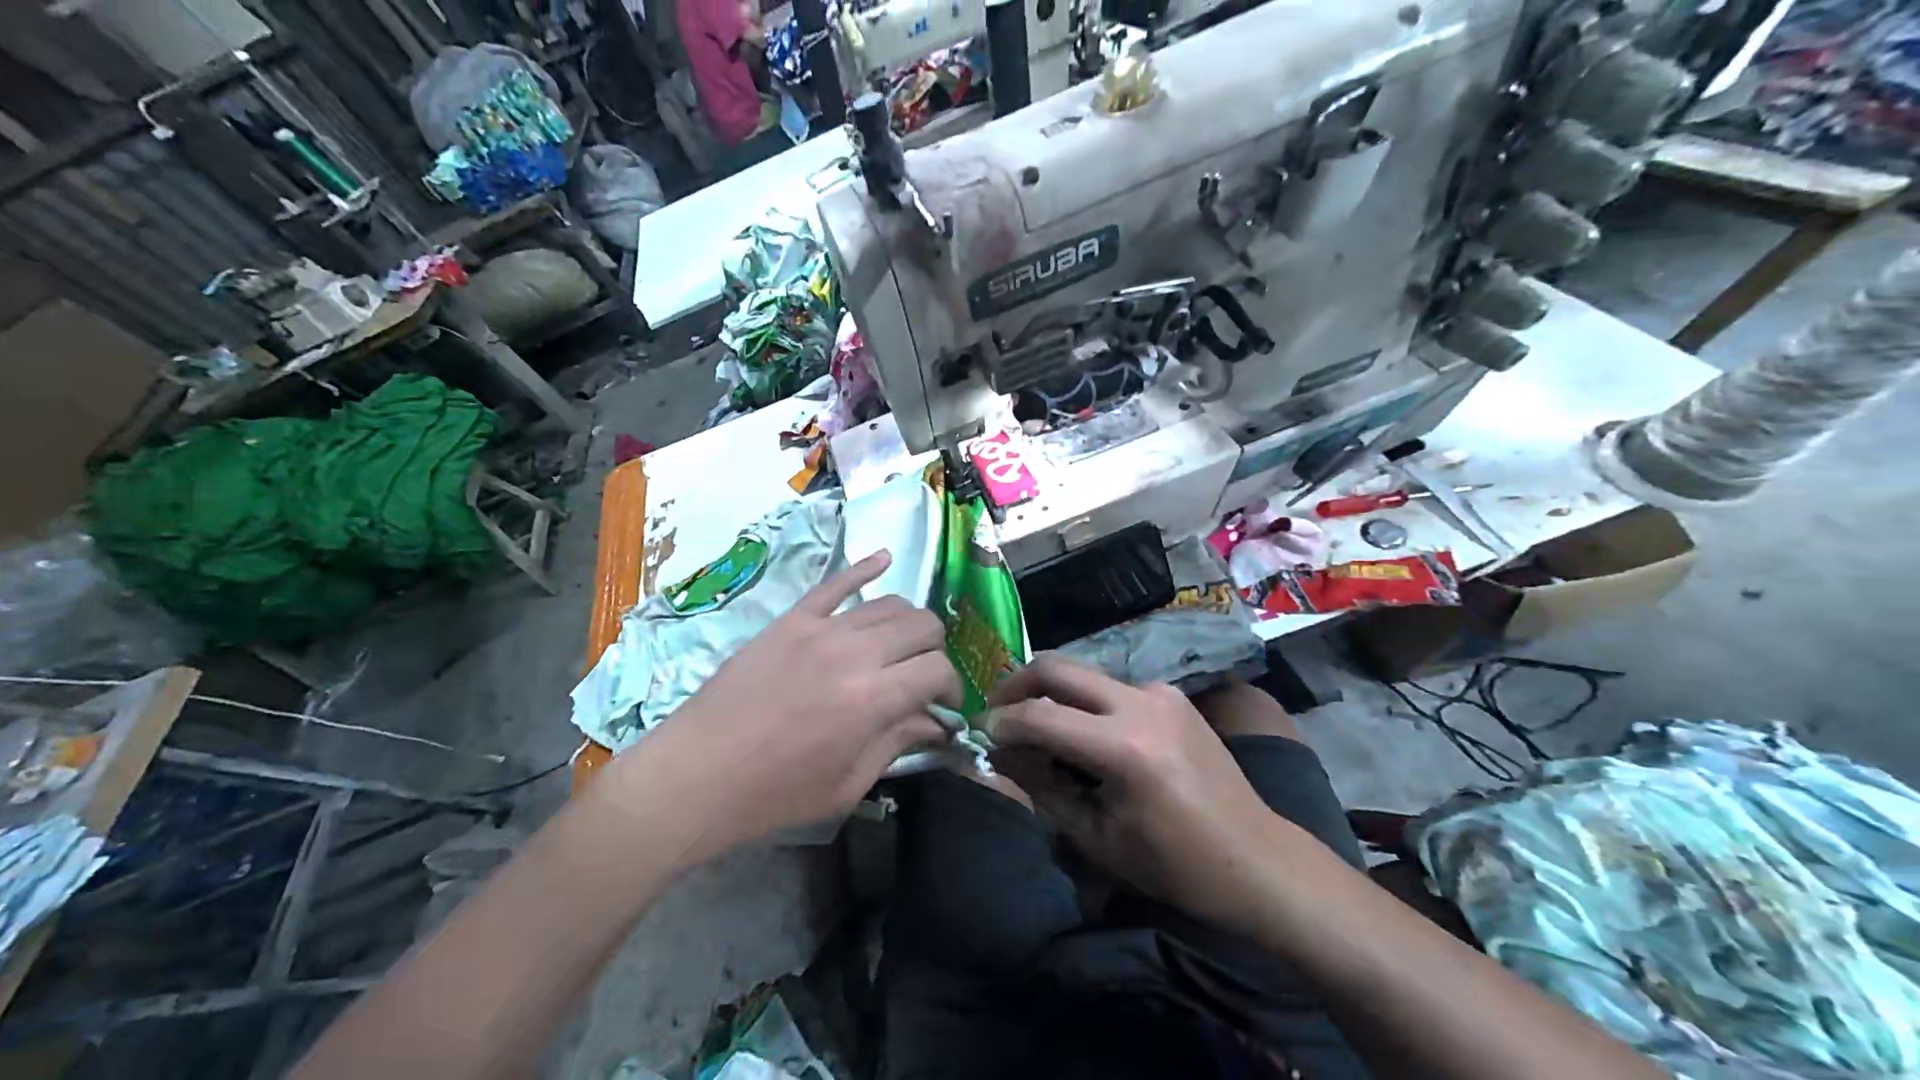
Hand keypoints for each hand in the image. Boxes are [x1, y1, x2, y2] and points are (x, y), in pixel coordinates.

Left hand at [610, 552, 954, 858]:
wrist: (694, 776)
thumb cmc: (774, 794)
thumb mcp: (847, 784)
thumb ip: (898, 743)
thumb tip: (936, 722)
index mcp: (873, 700)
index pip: (938, 670)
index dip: (952, 688)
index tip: (945, 706)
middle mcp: (854, 652)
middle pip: (922, 626)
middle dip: (936, 650)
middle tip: (924, 677)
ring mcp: (819, 628)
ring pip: (889, 603)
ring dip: (908, 623)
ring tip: (902, 647)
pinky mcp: (790, 619)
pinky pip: (836, 583)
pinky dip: (864, 568)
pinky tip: (884, 559)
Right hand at [986, 656, 1286, 928]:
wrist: (1258, 859)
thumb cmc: (1175, 864)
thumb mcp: (1096, 836)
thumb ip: (1041, 786)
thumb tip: (998, 752)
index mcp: (1125, 747)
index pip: (1040, 715)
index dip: (1001, 722)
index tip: (980, 733)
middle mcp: (1142, 703)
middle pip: (1058, 667)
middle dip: (1016, 684)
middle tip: (997, 712)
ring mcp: (1161, 692)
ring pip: (1084, 674)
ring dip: (1052, 693)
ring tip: (1038, 730)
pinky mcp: (1172, 695)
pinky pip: (1112, 687)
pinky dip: (1085, 702)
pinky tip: (1084, 735)